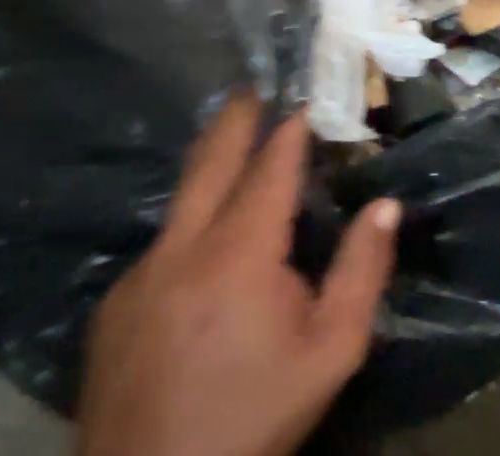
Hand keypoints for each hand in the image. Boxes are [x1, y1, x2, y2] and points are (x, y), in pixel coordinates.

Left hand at [77, 97, 399, 455]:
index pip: (268, 173)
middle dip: (232, 125)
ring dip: (210, 171)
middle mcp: (179, 255)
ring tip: (237, 150)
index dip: (289, 133)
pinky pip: (161, 247)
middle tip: (250, 90)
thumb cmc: (257, 411)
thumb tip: (386, 205)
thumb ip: (362, 270)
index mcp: (237, 258)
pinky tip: (211, 243)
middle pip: (206, 169)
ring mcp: (137, 281)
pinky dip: (192, 223)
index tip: (306, 100)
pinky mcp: (113, 311)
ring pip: (178, 207)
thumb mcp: (333, 348)